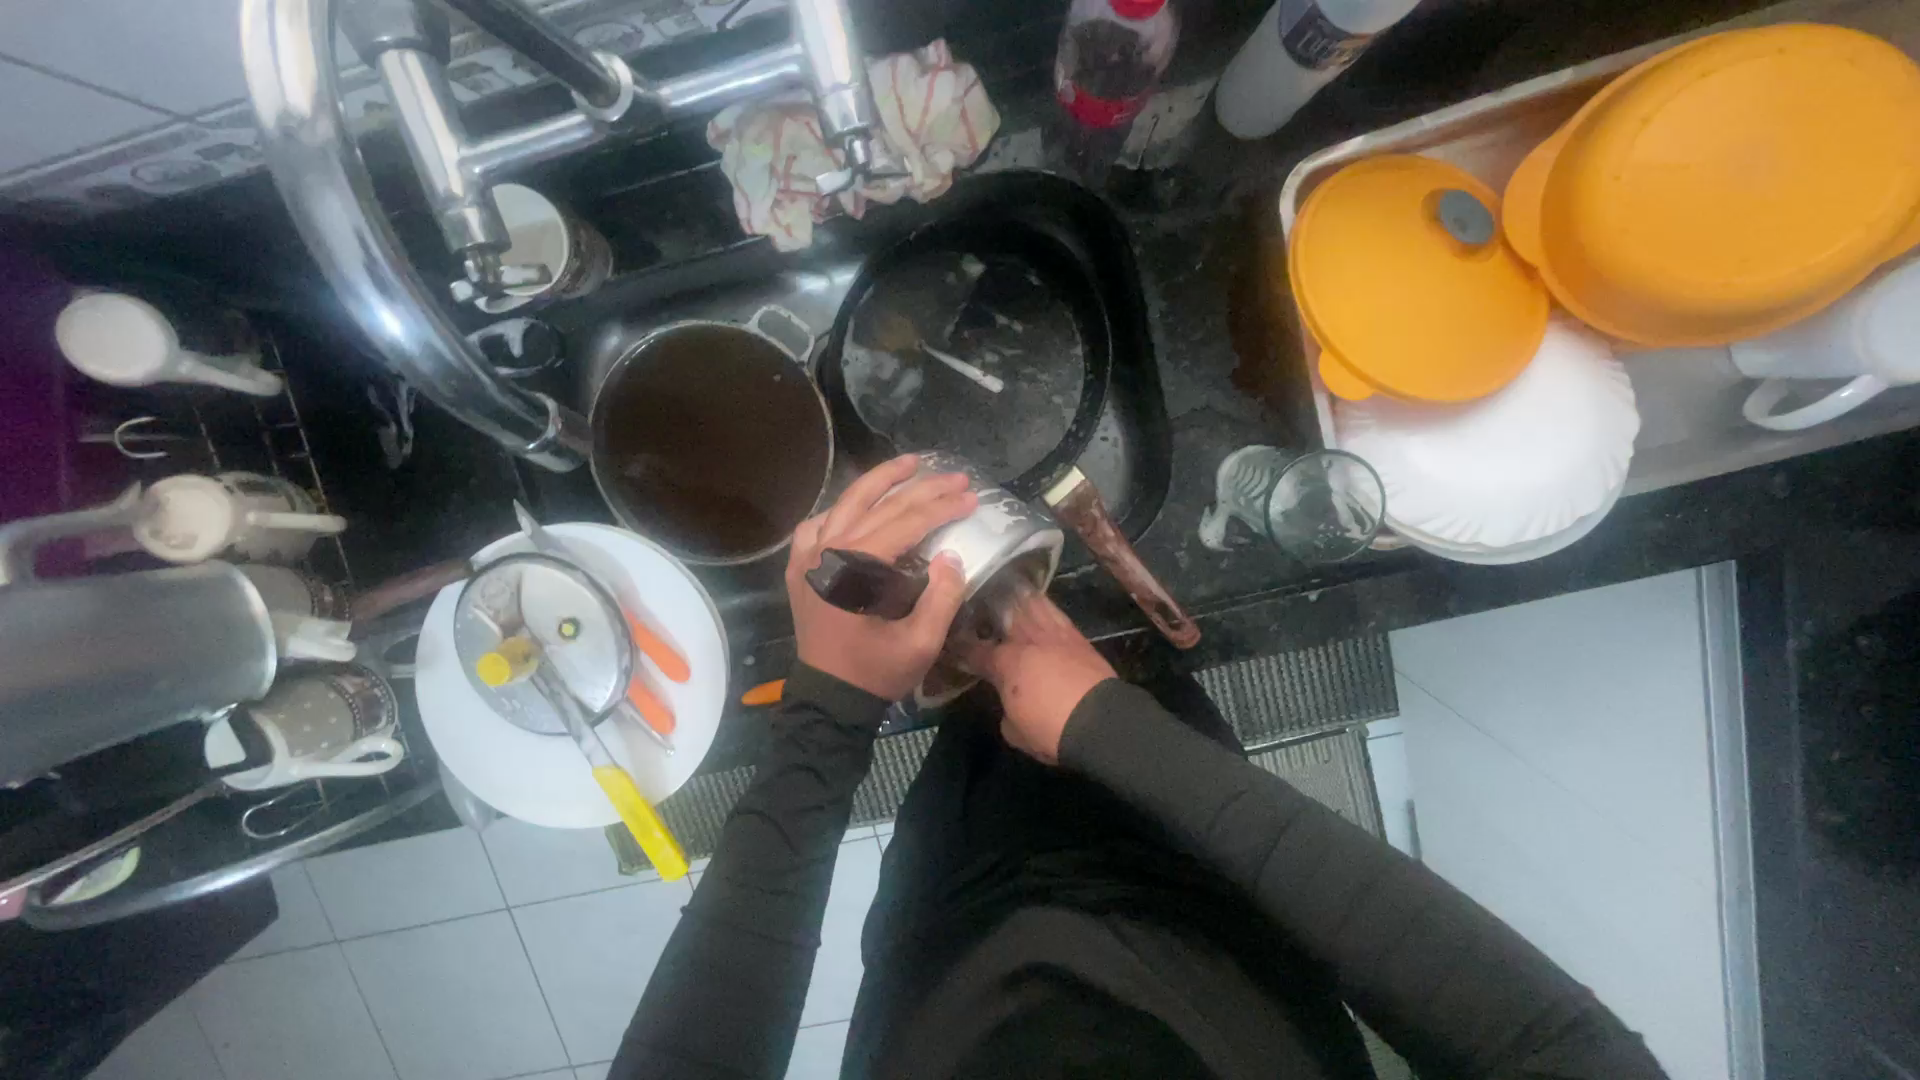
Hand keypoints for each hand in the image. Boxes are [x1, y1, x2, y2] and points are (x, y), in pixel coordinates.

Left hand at [787, 454, 978, 700]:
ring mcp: (807, 557)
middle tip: (956, 476)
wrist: (829, 698)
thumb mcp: (921, 642)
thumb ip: (942, 596)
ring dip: (881, 481)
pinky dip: (842, 509)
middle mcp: (825, 551)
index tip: (972, 497)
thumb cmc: (876, 672)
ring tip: (911, 464)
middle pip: (878, 505)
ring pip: (846, 503)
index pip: (905, 522)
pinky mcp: (801, 567)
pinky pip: (818, 524)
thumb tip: (951, 555)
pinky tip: (861, 505)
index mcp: (853, 567)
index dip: (942, 507)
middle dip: (921, 487)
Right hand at [958, 591, 1115, 764]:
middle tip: (973, 602)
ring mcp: (1052, 634)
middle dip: (984, 608)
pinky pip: (1054, 612)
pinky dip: (1041, 603)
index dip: (959, 646)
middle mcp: (1025, 640)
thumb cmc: (1051, 730)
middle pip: (1000, 615)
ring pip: (1028, 604)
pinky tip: (1035, 598)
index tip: (950, 642)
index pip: (973, 650)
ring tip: (1002, 589)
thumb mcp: (1014, 731)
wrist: (1100, 722)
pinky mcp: (1076, 636)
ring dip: (1013, 596)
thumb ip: (1005, 710)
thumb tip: (1008, 701)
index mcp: (1004, 663)